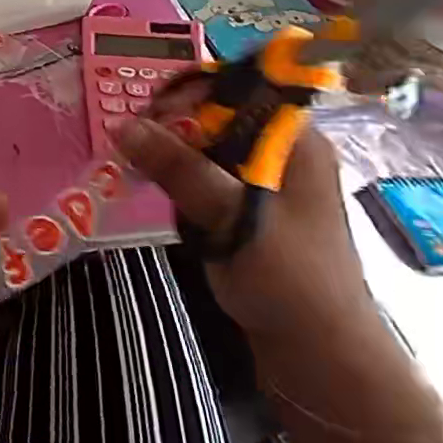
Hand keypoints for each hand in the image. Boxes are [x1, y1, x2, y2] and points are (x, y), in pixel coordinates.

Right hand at [113, 105, 370, 335]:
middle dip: (174, 124)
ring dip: (173, 153)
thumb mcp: (233, 217)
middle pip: (218, 115)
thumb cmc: (289, 281)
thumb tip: (123, 125)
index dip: (192, 91)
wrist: (318, 355)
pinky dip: (181, 178)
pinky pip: (207, 175)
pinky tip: (161, 190)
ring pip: (207, 146)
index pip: (239, 88)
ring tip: (139, 165)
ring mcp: (264, 180)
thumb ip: (179, 169)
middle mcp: (281, 151)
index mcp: (294, 140)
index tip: (149, 112)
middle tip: (134, 143)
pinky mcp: (248, 207)